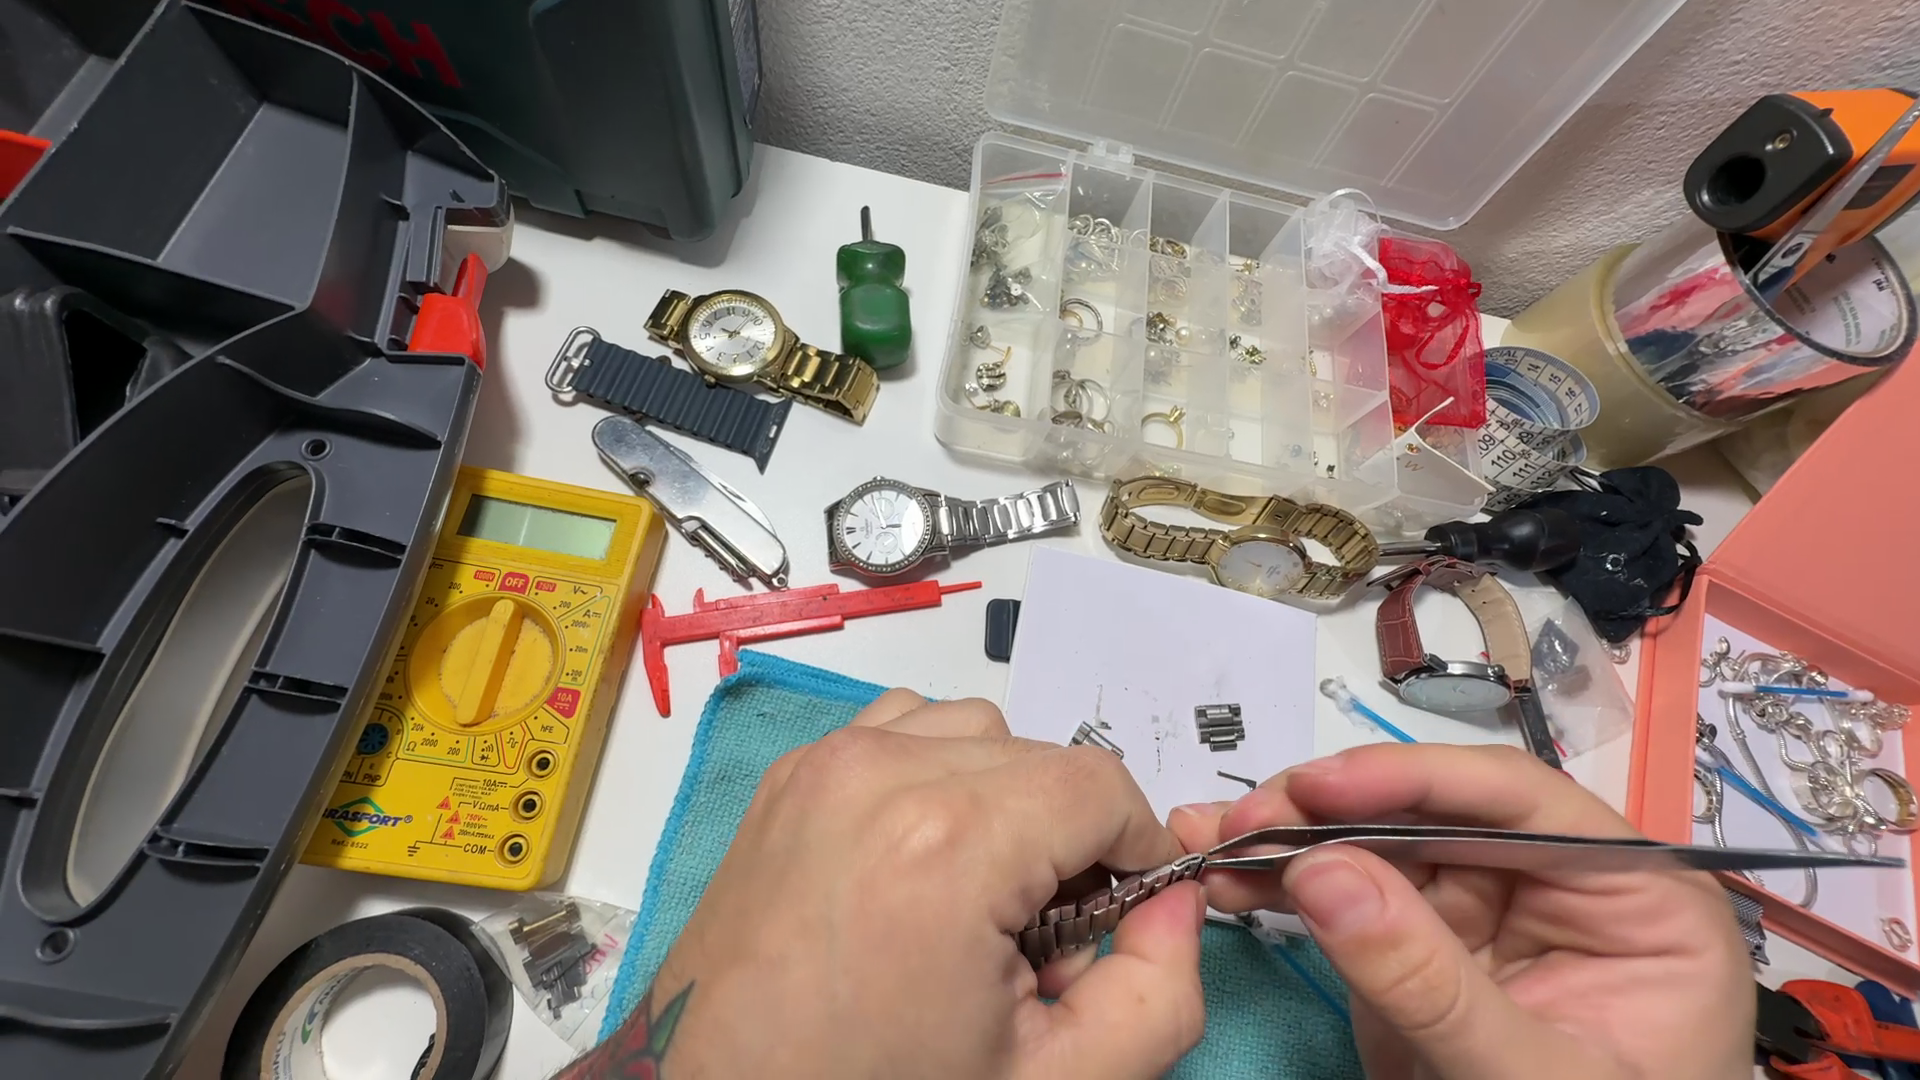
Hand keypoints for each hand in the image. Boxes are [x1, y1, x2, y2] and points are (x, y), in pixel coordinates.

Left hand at [563, 691, 1205, 1079]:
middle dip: (1070, 835)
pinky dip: (937, 766)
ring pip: (975, 728)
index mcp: (949, 843)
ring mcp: (830, 759)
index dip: (1135, 848)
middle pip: (1040, 757)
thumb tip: (1173, 901)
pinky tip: (921, 844)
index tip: (1123, 910)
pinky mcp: (797, 768)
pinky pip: (904, 726)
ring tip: (978, 884)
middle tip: (1043, 928)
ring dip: (1004, 793)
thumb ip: (1155, 994)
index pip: (1099, 785)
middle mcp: (884, 771)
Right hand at [1169, 744, 1752, 1079]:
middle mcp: (1543, 874)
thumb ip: (1428, 980)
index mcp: (1628, 893)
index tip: (1312, 787)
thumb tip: (1317, 868)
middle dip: (1317, 809)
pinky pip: (1334, 881)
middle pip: (1416, 805)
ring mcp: (1469, 898)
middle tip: (1238, 825)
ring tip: (1206, 842)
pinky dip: (1274, 877)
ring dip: (1279, 837)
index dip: (1406, 777)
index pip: (1512, 798)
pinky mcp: (1408, 926)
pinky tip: (1221, 873)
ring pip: (1360, 833)